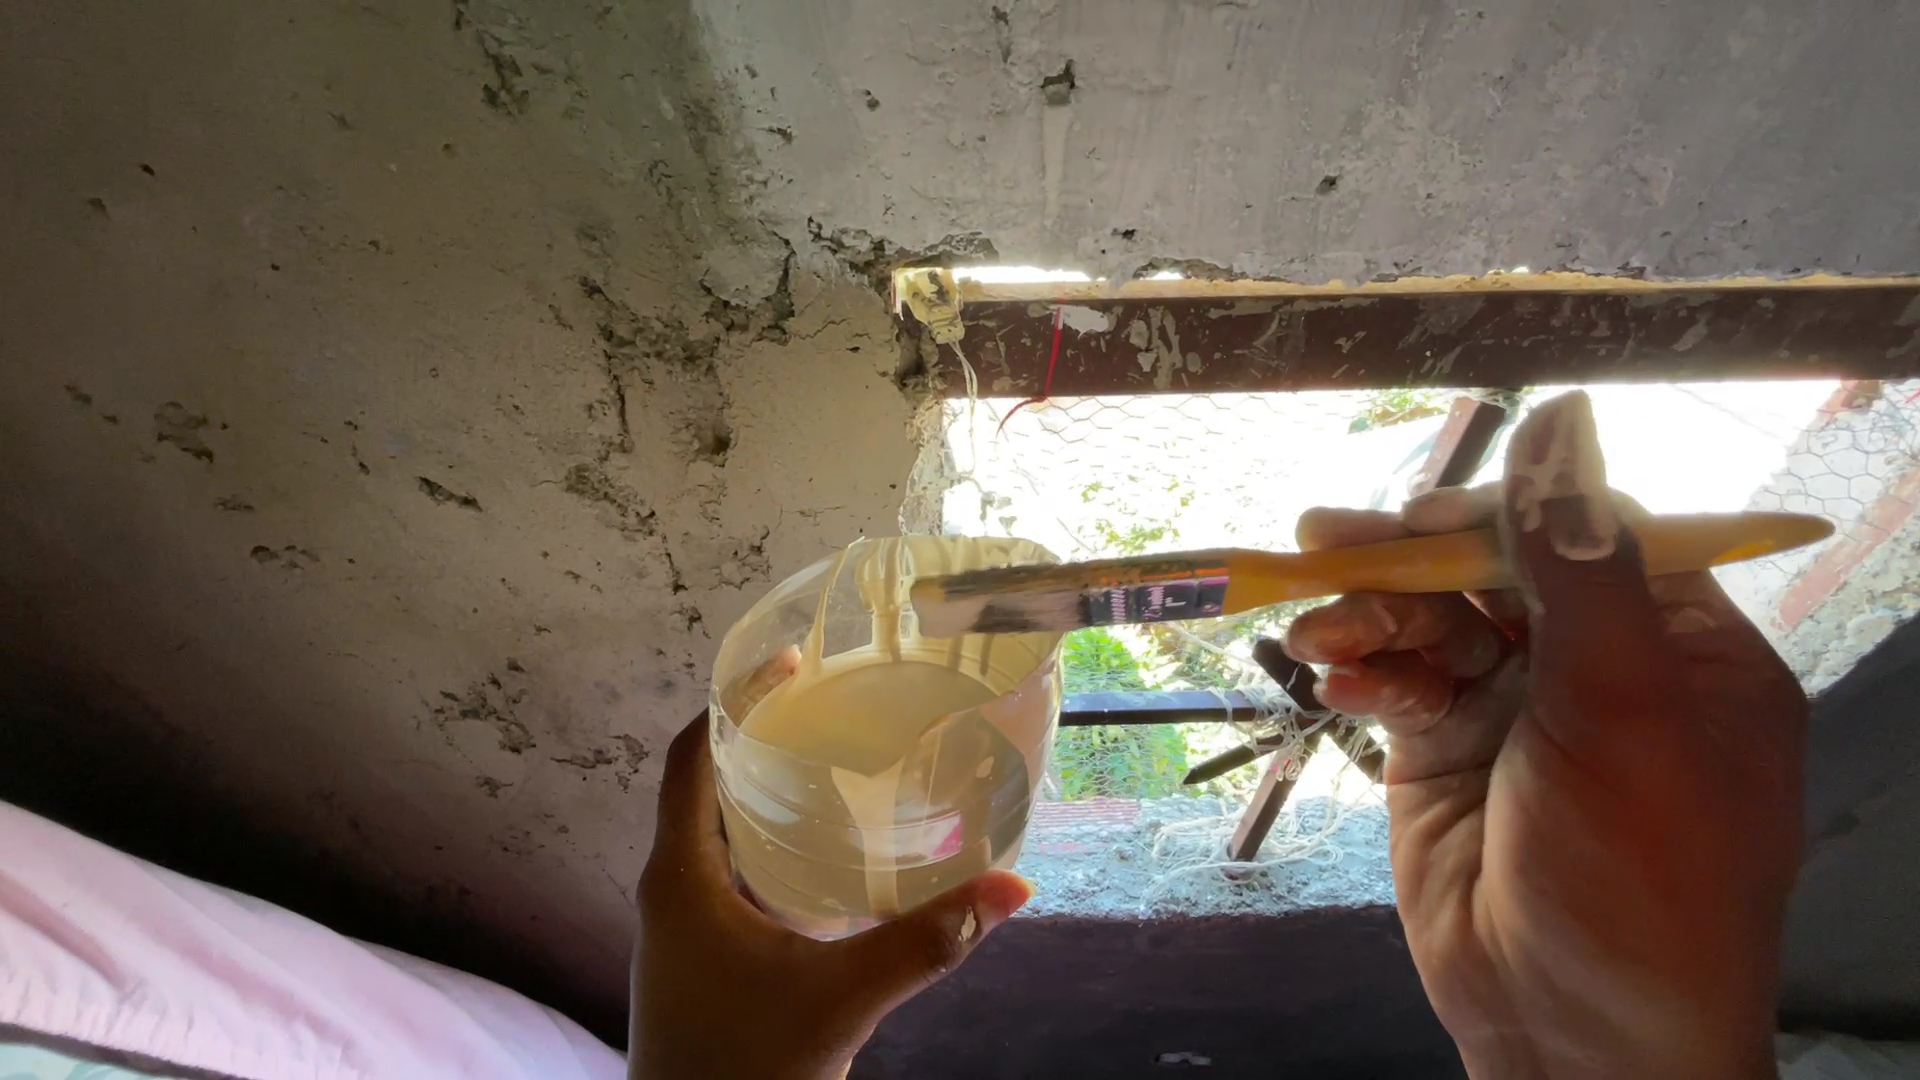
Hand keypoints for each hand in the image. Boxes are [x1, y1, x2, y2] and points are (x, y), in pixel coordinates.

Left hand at [629, 653, 1034, 1079]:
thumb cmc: (745, 1074)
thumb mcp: (840, 1002)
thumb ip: (925, 944)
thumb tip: (1013, 888)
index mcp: (681, 875)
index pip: (690, 756)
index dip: (733, 699)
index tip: (792, 666)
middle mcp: (675, 883)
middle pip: (707, 777)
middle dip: (760, 731)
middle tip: (831, 702)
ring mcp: (688, 918)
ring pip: (721, 820)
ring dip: (766, 780)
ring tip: (836, 752)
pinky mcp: (708, 944)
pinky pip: (735, 859)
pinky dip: (774, 829)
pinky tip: (831, 839)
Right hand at [1284, 391, 1803, 1078]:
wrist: (1562, 1025)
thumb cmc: (1630, 870)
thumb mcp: (1615, 711)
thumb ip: (1577, 567)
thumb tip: (1561, 423)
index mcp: (1669, 648)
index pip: (1578, 538)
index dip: (1497, 515)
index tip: (1419, 516)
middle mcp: (1584, 665)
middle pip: (1480, 574)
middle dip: (1399, 561)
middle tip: (1319, 538)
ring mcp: (1503, 703)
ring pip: (1421, 625)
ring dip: (1362, 622)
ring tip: (1311, 635)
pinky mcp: (1437, 740)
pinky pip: (1392, 681)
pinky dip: (1360, 676)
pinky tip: (1336, 689)